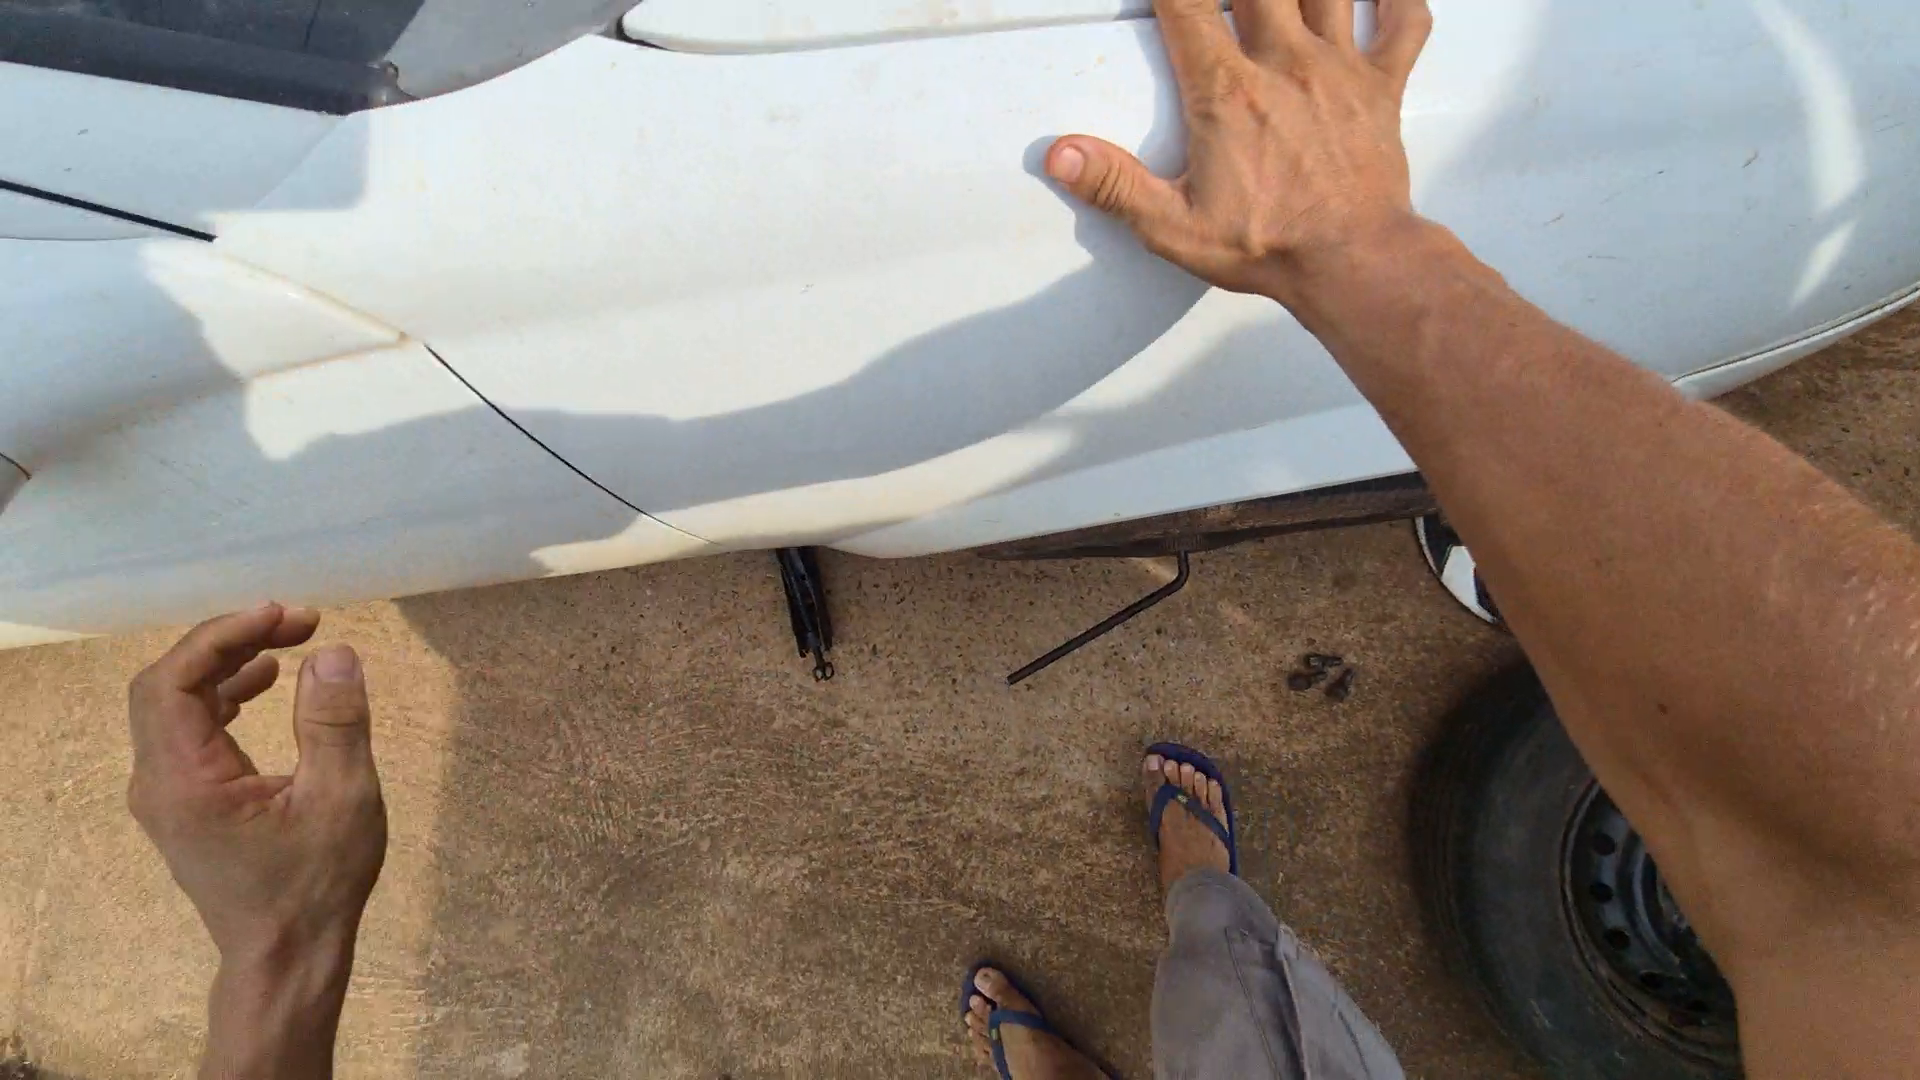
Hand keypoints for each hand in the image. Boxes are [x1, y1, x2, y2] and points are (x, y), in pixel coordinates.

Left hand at [127, 604, 386, 1078]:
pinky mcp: (190, 799)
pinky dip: (229, 693)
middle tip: (304, 622)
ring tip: (295, 643)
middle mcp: (158, 781)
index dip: (223, 637)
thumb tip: (332, 652)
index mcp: (185, 780)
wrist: (288, 947)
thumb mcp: (345, 794)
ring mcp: (169, 792)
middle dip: (232, 641)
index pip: (173, 684)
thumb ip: (335, 722)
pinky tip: (270, 684)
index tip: (287, 615)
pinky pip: (192, 728)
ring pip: (176, 705)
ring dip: (231, 664)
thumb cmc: (318, 875)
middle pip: (168, 687)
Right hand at [1044, 0, 1432, 303]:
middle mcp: (1284, 62)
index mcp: (1226, 94)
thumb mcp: (1172, 228)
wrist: (1347, 261)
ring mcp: (1339, 67)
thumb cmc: (1263, 246)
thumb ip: (1115, 186)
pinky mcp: (1382, 86)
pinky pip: (1403, 16)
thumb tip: (1061, 154)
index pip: (1187, 6)